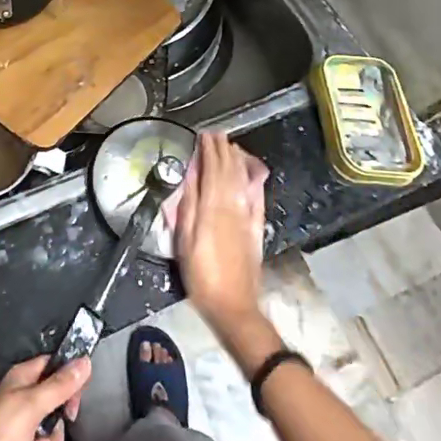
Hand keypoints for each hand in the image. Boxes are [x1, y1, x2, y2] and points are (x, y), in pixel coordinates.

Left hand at [0, 355, 90, 440]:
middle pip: (57, 417)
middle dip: (50, 438)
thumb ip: (59, 386)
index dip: (68, 384)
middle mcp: (21, 407)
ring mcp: (18, 440)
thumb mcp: (30, 406)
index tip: (74, 403)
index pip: (54, 369)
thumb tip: (84, 360)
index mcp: (21, 382)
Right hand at [172, 131, 268, 334]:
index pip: (212, 170)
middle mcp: (232, 206)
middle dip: (223, 150)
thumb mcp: (184, 240)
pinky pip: (255, 198)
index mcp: (212, 207)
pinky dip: (252, 181)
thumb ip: (188, 206)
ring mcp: (246, 216)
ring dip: (237, 161)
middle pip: (228, 171)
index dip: (209, 151)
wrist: (233, 306)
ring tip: (232, 146)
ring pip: (242, 180)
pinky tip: (251, 174)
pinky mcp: (256, 228)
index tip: (205, 135)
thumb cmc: (202, 275)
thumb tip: (191, 177)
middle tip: (218, 134)